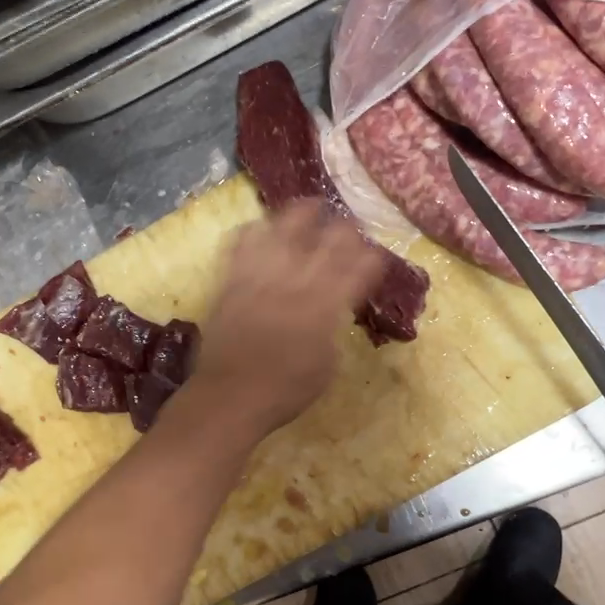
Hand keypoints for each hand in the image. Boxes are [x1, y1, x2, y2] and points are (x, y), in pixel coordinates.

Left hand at [190, 201, 384, 434]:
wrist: (229, 396)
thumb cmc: (284, 391)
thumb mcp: (327, 364)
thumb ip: (334, 327)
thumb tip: (336, 307)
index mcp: (327, 306)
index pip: (360, 267)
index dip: (372, 257)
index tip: (375, 255)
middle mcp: (297, 282)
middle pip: (329, 238)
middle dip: (345, 230)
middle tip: (349, 228)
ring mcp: (262, 276)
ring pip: (284, 228)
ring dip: (302, 214)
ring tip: (310, 208)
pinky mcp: (232, 278)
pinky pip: (242, 242)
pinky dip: (255, 230)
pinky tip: (262, 228)